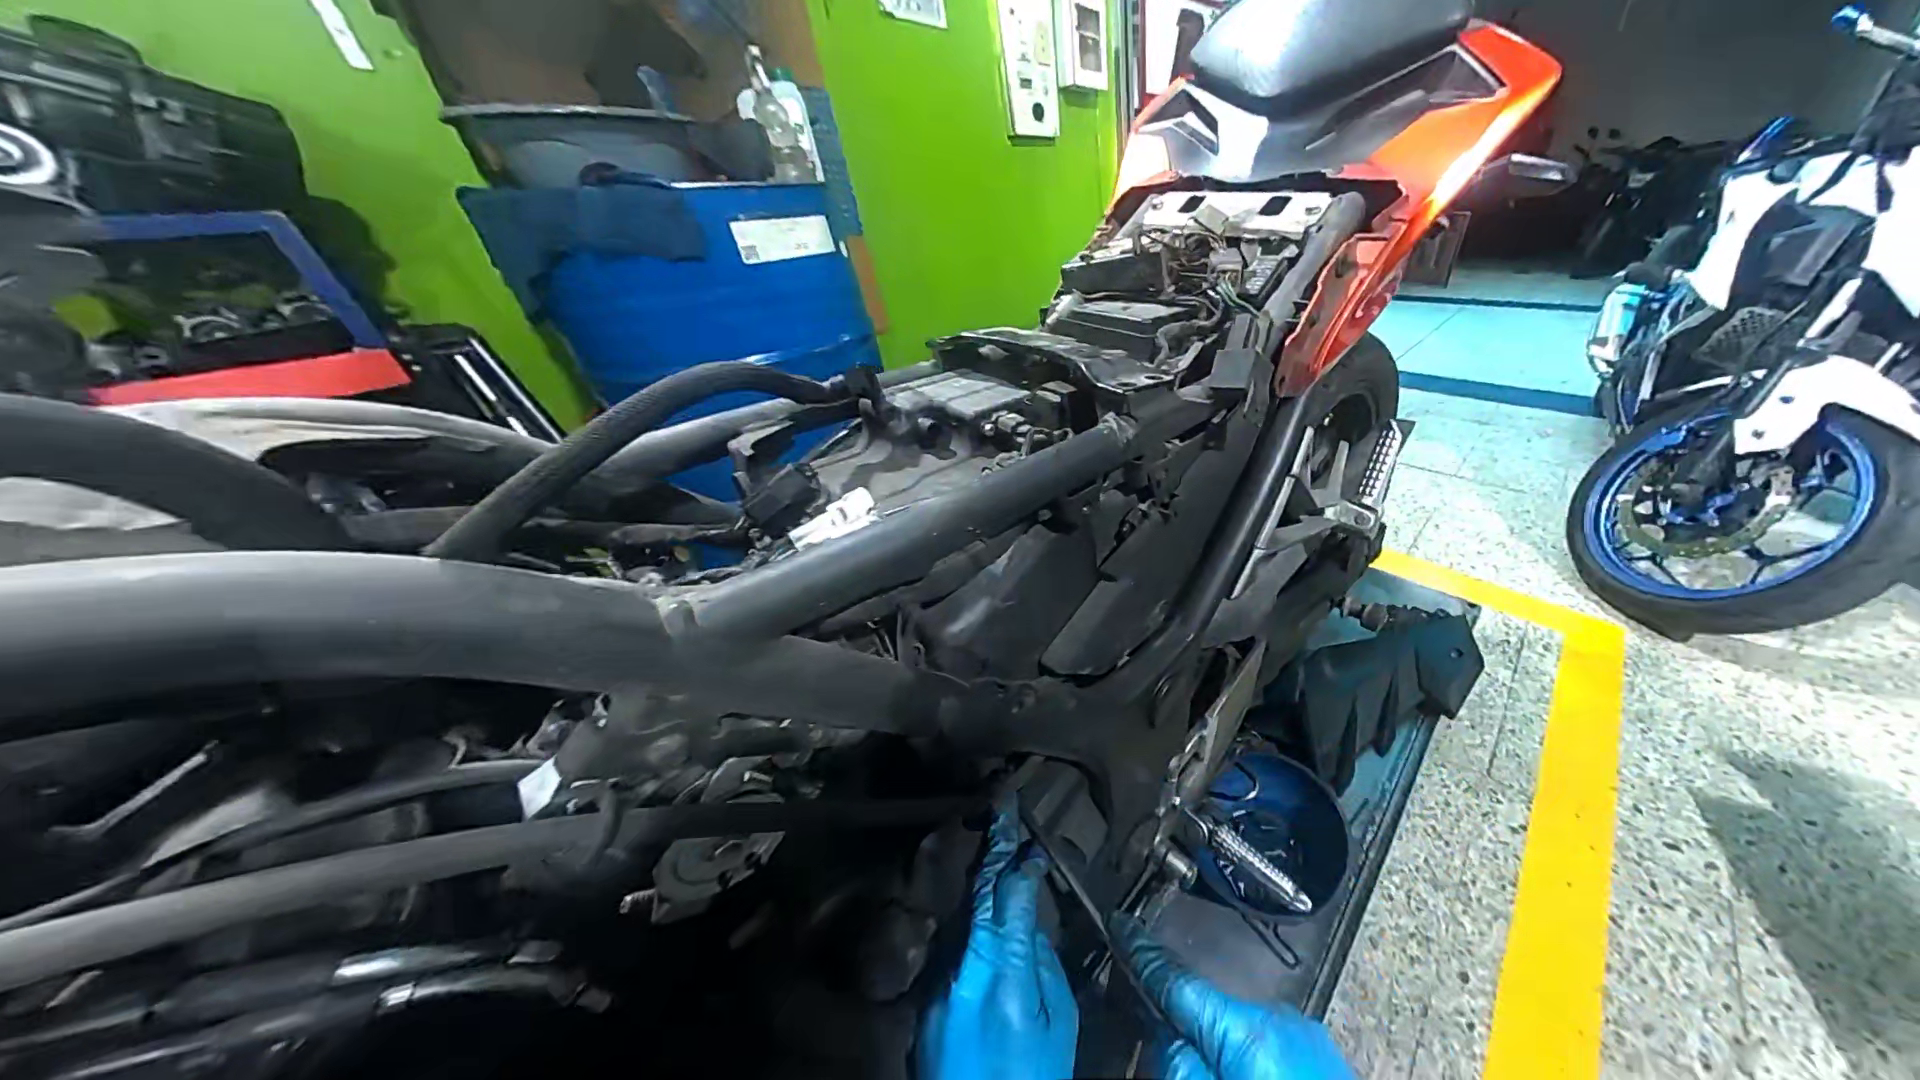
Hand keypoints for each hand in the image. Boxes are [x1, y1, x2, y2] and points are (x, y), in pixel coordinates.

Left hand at [918, 796, 1077, 1079]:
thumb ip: (1043, 970)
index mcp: (1003, 978)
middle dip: (992, 850)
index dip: (1020, 867)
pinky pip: (955, 952)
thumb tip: (1029, 927)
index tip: (1030, 845)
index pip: (1009, 901)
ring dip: (983, 889)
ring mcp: (939, 985)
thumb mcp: (1058, 1031)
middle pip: (978, 897)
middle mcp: (963, 971)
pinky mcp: (928, 1003)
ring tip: (999, 851)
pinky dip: (974, 931)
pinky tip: (988, 924)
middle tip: (1000, 803)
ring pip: (964, 921)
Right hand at [1110, 914, 1354, 1079]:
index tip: (1120, 926)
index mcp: (1249, 1031)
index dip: (1141, 953)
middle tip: (1177, 1060)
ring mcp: (1309, 1044)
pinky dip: (1249, 1066)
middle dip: (1186, 1029)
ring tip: (1217, 1073)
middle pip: (1207, 1009)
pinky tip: (1247, 1078)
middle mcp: (1282, 1024)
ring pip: (1238, 1031)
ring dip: (1220, 1052)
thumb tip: (1170, 1035)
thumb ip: (1177, 1062)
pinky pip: (1268, 1052)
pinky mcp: (1326, 1066)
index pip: (1177, 979)